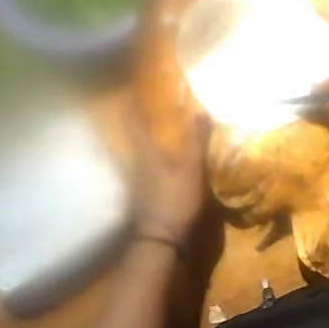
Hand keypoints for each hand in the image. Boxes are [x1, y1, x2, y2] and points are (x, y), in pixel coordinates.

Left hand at [130, 110, 209, 247]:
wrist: (160, 241)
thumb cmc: (174, 201)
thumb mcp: (190, 170)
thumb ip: (195, 141)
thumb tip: (200, 110)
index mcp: (145, 153)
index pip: (132, 121)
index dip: (129, 103)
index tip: (127, 86)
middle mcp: (136, 163)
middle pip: (130, 135)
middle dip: (133, 118)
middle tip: (139, 102)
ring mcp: (138, 180)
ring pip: (137, 151)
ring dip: (142, 138)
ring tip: (151, 125)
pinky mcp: (144, 194)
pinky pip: (145, 167)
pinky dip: (150, 157)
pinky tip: (160, 159)